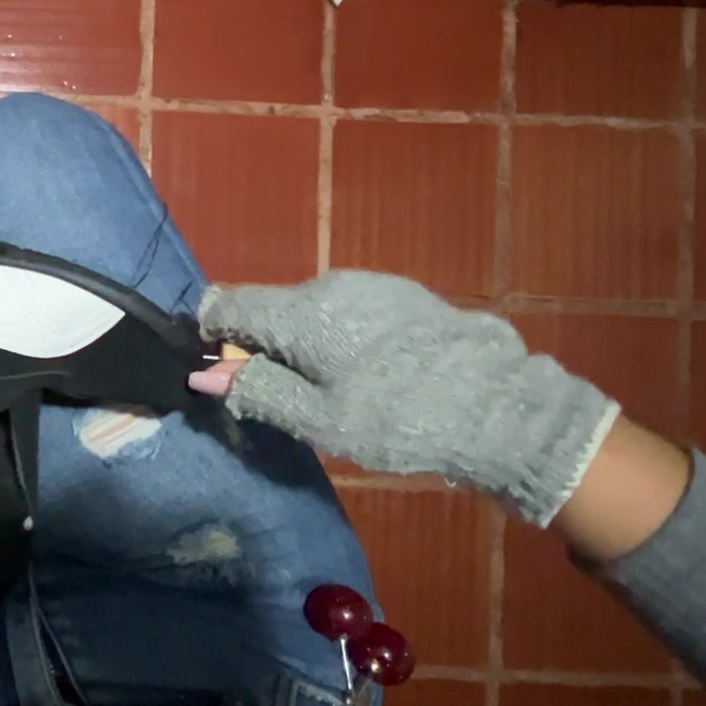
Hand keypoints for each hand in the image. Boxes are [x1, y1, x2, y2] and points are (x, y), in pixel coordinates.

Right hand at [190, 271, 619, 526]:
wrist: (504, 410)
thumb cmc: (398, 421)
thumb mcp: (320, 420)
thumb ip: (257, 390)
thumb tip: (200, 374)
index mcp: (300, 313)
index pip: (227, 304)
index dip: (213, 334)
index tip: (226, 370)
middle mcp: (326, 285)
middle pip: (269, 308)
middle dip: (263, 345)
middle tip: (290, 395)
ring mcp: (368, 284)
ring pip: (309, 308)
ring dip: (304, 341)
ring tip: (338, 386)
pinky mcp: (400, 292)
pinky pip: (346, 307)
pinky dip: (338, 334)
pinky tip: (374, 370)